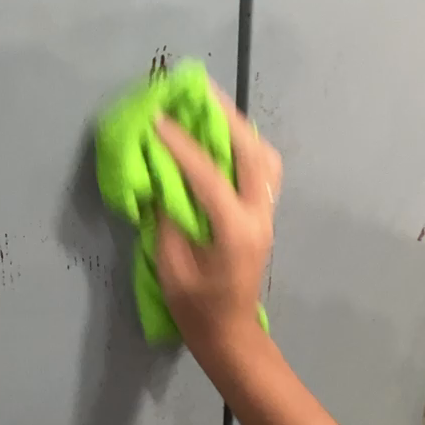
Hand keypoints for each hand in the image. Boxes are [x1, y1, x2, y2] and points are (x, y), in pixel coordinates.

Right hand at [154, 84, 281, 363]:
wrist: (231, 335)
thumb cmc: (196, 308)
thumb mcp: (172, 266)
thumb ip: (168, 219)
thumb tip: (161, 179)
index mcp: (234, 231)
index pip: (208, 176)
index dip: (180, 145)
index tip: (158, 119)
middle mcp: (258, 215)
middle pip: (251, 152)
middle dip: (224, 117)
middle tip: (198, 90)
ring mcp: (266, 214)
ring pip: (264, 156)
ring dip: (239, 128)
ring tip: (211, 107)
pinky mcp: (263, 215)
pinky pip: (262, 168)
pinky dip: (245, 145)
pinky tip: (223, 138)